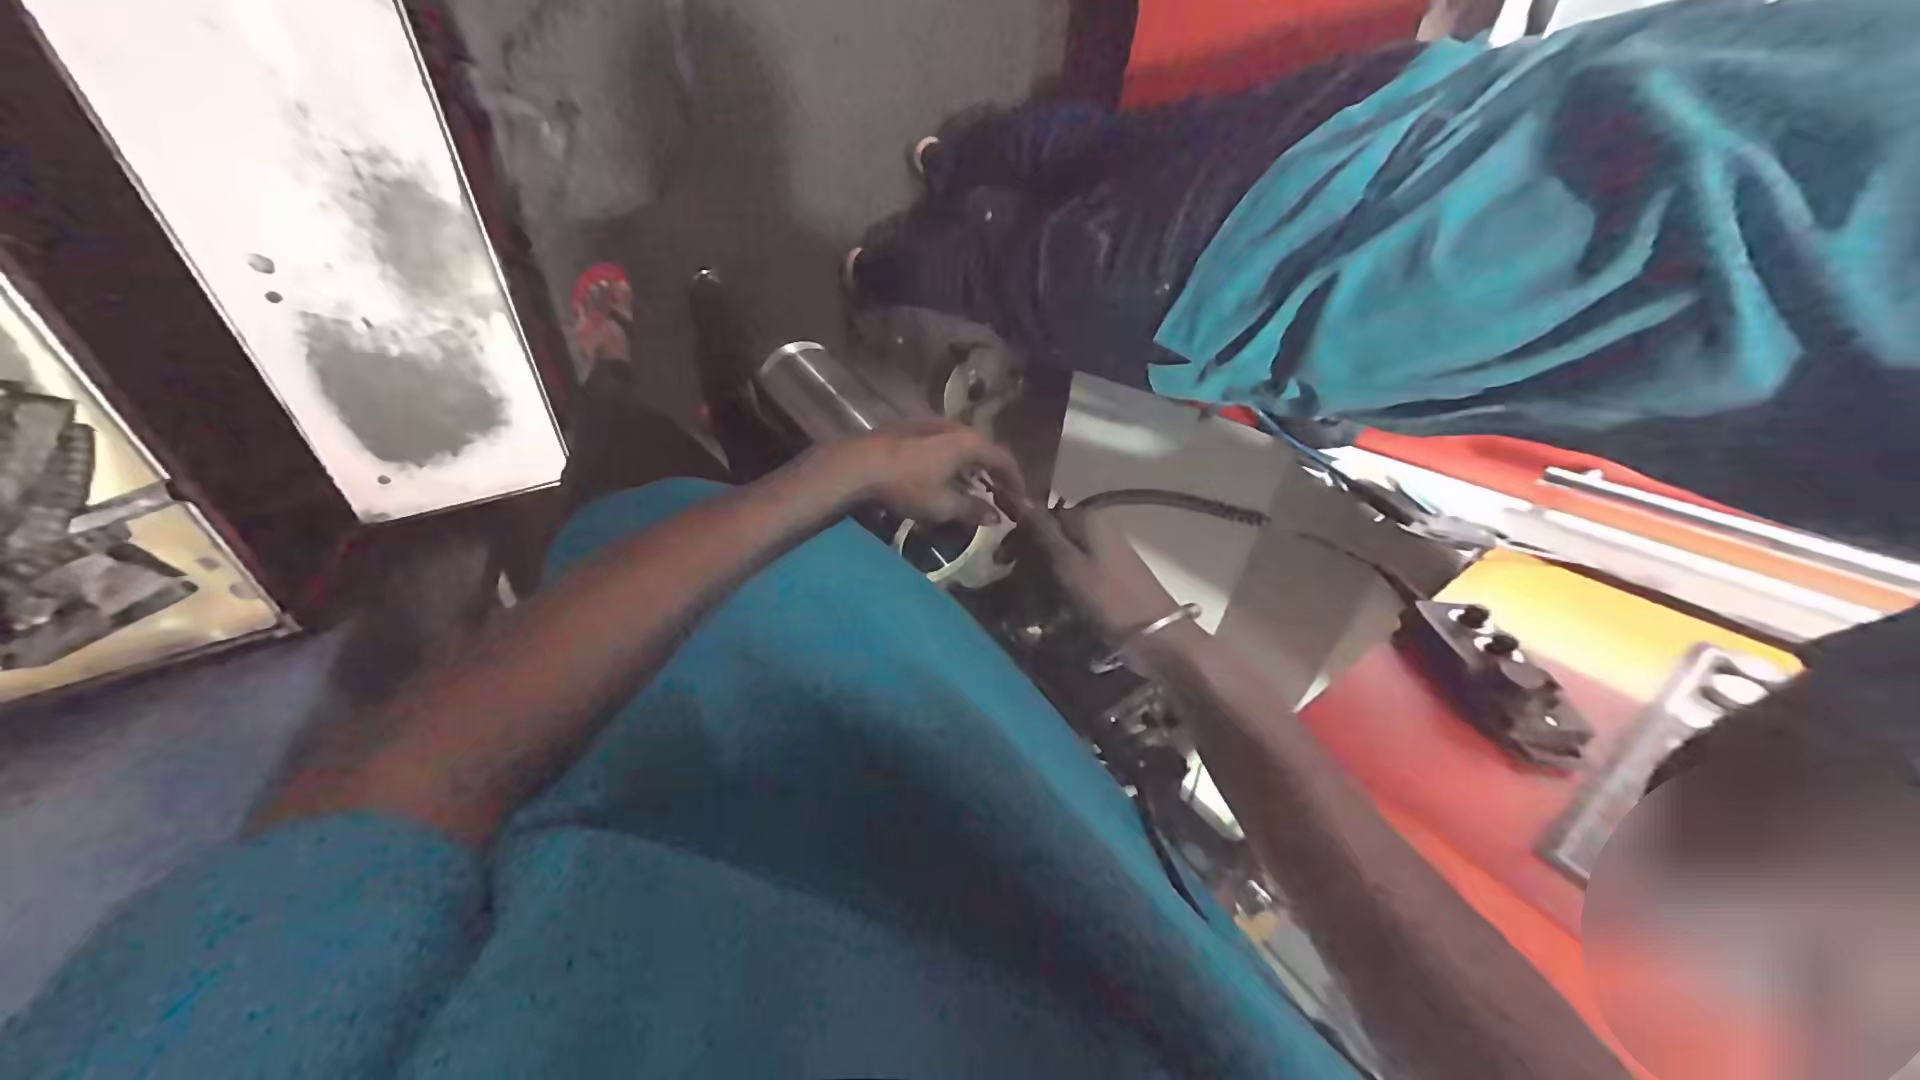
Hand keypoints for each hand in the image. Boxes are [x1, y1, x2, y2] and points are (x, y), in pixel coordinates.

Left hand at [824, 421, 1022, 526]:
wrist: (858, 465)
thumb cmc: (907, 485)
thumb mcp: (943, 505)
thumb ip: (972, 510)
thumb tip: (996, 518)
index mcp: (969, 443)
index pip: (1004, 460)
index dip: (1015, 481)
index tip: (1020, 500)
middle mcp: (954, 427)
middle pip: (984, 450)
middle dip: (994, 475)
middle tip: (999, 495)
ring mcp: (930, 424)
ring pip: (962, 446)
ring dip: (972, 468)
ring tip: (973, 488)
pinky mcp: (910, 428)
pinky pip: (943, 445)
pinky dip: (952, 462)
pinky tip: (943, 477)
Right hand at [1020, 502, 1182, 644]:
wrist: (1155, 633)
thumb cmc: (1107, 597)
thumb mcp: (1068, 563)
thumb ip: (1043, 532)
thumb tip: (1019, 499)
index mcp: (1087, 517)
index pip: (1041, 514)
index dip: (1018, 534)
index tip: (1000, 561)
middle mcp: (1098, 525)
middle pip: (1053, 531)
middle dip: (1028, 551)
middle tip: (1009, 578)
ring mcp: (1108, 548)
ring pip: (1064, 549)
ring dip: (1043, 565)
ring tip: (1027, 590)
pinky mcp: (1112, 570)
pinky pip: (1077, 565)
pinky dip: (1061, 576)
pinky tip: (1052, 595)